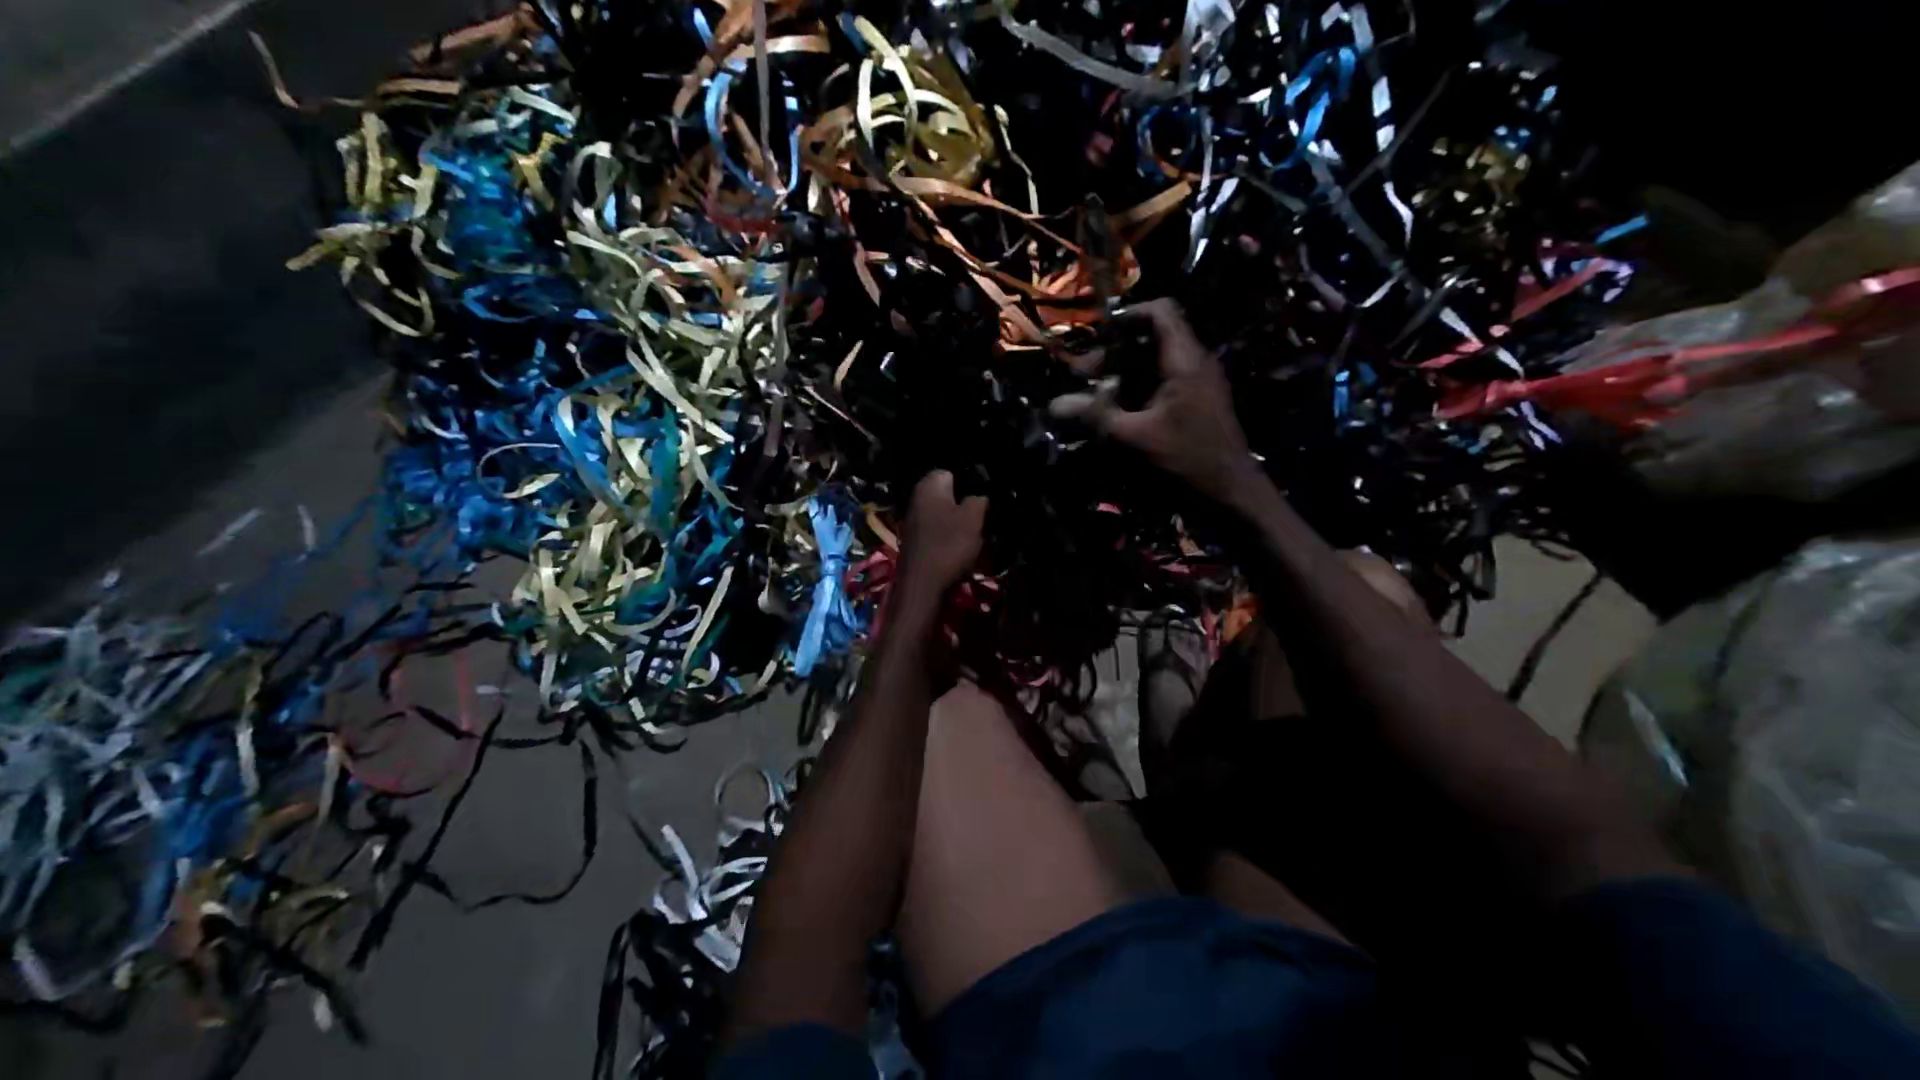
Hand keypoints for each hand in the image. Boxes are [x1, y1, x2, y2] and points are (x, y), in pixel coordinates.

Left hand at [895, 471, 986, 607]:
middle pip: (949, 494)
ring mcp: (913, 520)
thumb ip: (980, 499)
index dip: (972, 483)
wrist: (922, 586)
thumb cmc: (949, 546)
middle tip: (984, 517)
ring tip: (976, 534)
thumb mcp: (974, 518)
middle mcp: (916, 498)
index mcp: (929, 485)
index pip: (954, 471)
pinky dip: (949, 537)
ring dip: (959, 523)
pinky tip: (960, 548)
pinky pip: (938, 531)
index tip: (986, 498)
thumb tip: (980, 495)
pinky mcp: (914, 541)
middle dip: (966, 504)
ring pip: (944, 514)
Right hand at [1048, 299, 1258, 503]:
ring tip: (1097, 390)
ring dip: (1126, 369)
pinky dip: (1141, 382)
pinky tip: (1120, 404)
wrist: (1230, 486)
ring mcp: (1200, 378)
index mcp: (1184, 360)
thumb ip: (1096, 415)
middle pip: (1154, 336)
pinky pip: (1167, 375)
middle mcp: (1195, 361)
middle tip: (1086, 373)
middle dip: (1116, 351)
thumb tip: (1055, 404)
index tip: (1098, 335)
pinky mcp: (1199, 396)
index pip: (1161, 312)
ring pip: (1158, 357)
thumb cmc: (1186, 456)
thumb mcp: (1136, 436)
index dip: (1128, 315)